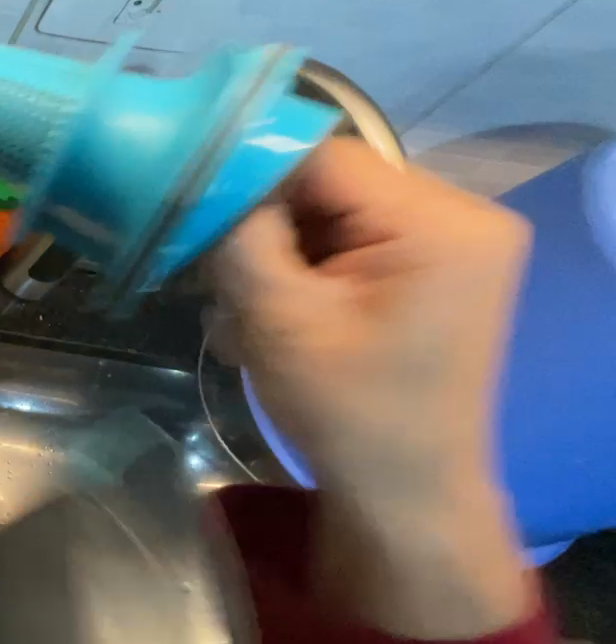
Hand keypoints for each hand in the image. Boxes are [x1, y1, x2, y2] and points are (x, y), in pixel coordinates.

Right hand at [209, 139, 531, 638]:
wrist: (400, 485)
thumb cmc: (344, 406)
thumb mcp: (277, 317)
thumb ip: (240, 237)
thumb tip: (201, 183)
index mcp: (437, 222)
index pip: (320, 158)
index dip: (246, 178)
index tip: (188, 217)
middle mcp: (455, 216)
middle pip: (321, 185)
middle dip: (256, 226)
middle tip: (213, 277)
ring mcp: (442, 244)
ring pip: (320, 213)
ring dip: (267, 252)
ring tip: (245, 307)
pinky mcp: (421, 270)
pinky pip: (337, 241)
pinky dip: (291, 268)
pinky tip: (272, 311)